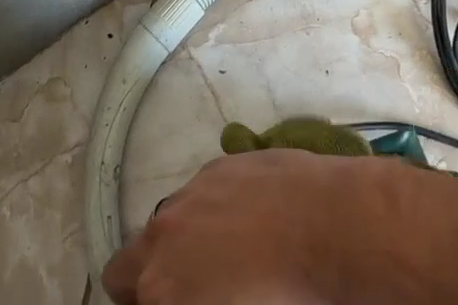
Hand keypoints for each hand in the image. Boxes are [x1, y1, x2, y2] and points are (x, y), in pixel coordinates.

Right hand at [101, 149, 417, 304]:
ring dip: (180, 244)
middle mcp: (163, 236)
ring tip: (229, 256)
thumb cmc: (289, 296)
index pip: (126, 299)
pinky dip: (212, 211)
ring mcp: (190, 195)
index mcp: (161, 286)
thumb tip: (197, 294)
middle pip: (123, 270)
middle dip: (143, 285)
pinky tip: (253, 221)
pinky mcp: (220, 167)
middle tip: (185, 294)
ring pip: (164, 226)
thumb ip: (195, 300)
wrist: (335, 228)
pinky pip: (199, 196)